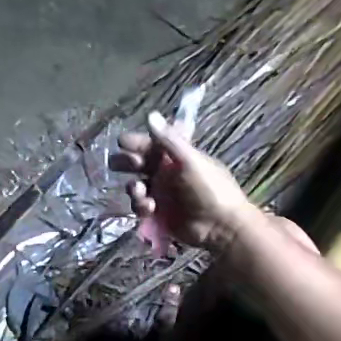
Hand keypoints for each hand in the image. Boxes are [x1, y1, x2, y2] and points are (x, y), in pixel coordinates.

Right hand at [110, 111, 256, 250]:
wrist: (221, 226)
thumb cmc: (210, 189)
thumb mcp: (190, 161)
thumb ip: (169, 140)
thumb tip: (151, 115)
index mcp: (174, 156)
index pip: (148, 144)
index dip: (134, 142)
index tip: (122, 143)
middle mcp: (164, 173)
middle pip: (136, 164)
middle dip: (125, 163)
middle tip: (119, 165)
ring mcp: (160, 194)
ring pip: (135, 186)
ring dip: (133, 188)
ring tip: (141, 192)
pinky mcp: (158, 214)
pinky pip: (140, 207)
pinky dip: (141, 206)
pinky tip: (150, 208)